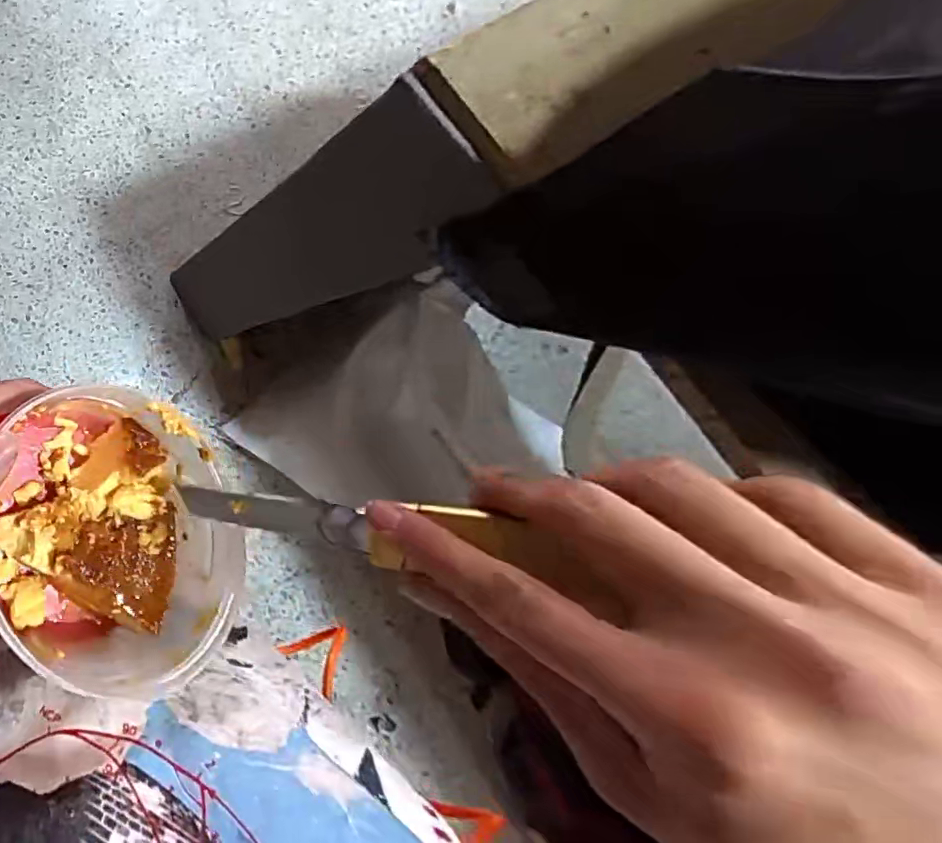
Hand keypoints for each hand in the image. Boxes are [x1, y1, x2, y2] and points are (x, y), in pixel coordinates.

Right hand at [371, 459, 941, 842]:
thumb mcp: (647, 789)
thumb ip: (540, 680)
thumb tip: (444, 595)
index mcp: (690, 716)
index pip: (514, 599)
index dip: (434, 547)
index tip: (386, 513)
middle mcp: (767, 648)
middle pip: (589, 518)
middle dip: (513, 492)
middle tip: (490, 496)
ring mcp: (858, 609)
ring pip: (678, 486)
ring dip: (603, 484)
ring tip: (591, 503)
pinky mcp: (927, 588)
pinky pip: (789, 491)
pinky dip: (716, 492)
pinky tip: (700, 519)